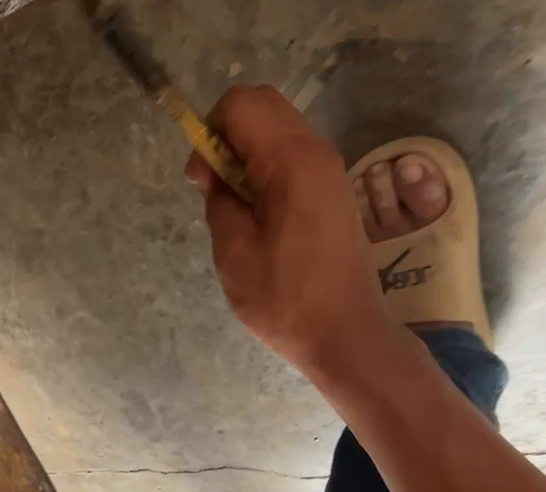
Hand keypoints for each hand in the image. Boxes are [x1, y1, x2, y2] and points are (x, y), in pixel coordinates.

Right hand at [186, 86, 392, 368]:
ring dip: (245, 157)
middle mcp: (317, 153)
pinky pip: (291, 159)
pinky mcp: (332, 192)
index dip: (210, 130)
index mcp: (292, 162)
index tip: (201, 179)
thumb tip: (214, 174)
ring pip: (278, 132)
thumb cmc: (285, 300)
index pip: (243, 104)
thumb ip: (219, 203)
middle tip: (212, 188)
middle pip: (263, 107)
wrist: (345, 333)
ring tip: (232, 209)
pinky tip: (255, 217)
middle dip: (227, 136)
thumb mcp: (234, 254)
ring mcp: (329, 171)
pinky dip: (264, 172)